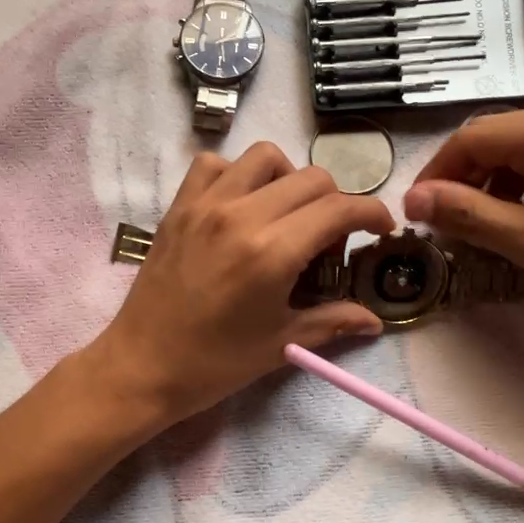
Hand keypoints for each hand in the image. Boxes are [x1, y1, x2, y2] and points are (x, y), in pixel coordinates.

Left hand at [88, 142, 395, 422]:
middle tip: (329, 239)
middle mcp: (241, 216)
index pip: (339, 208)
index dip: (371, 212)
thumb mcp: (280, 343)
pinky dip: (235, 173)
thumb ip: (331, 321)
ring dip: (288, 177)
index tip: (380, 228)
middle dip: (335, 201)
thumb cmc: (214, 363)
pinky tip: (241, 204)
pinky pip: (213, 164)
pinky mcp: (178, 208)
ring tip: (287, 213)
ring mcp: (205, 205)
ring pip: (264, 157)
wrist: (142, 366)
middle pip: (310, 177)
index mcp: (272, 252)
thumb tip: (373, 320)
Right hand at [402, 101, 523, 318]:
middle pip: (495, 139)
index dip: (435, 175)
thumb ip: (470, 215)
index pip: (468, 138)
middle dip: (465, 181)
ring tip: (493, 230)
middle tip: (453, 229)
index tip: (419, 216)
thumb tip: (413, 199)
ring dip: (495, 184)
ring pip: (522, 148)